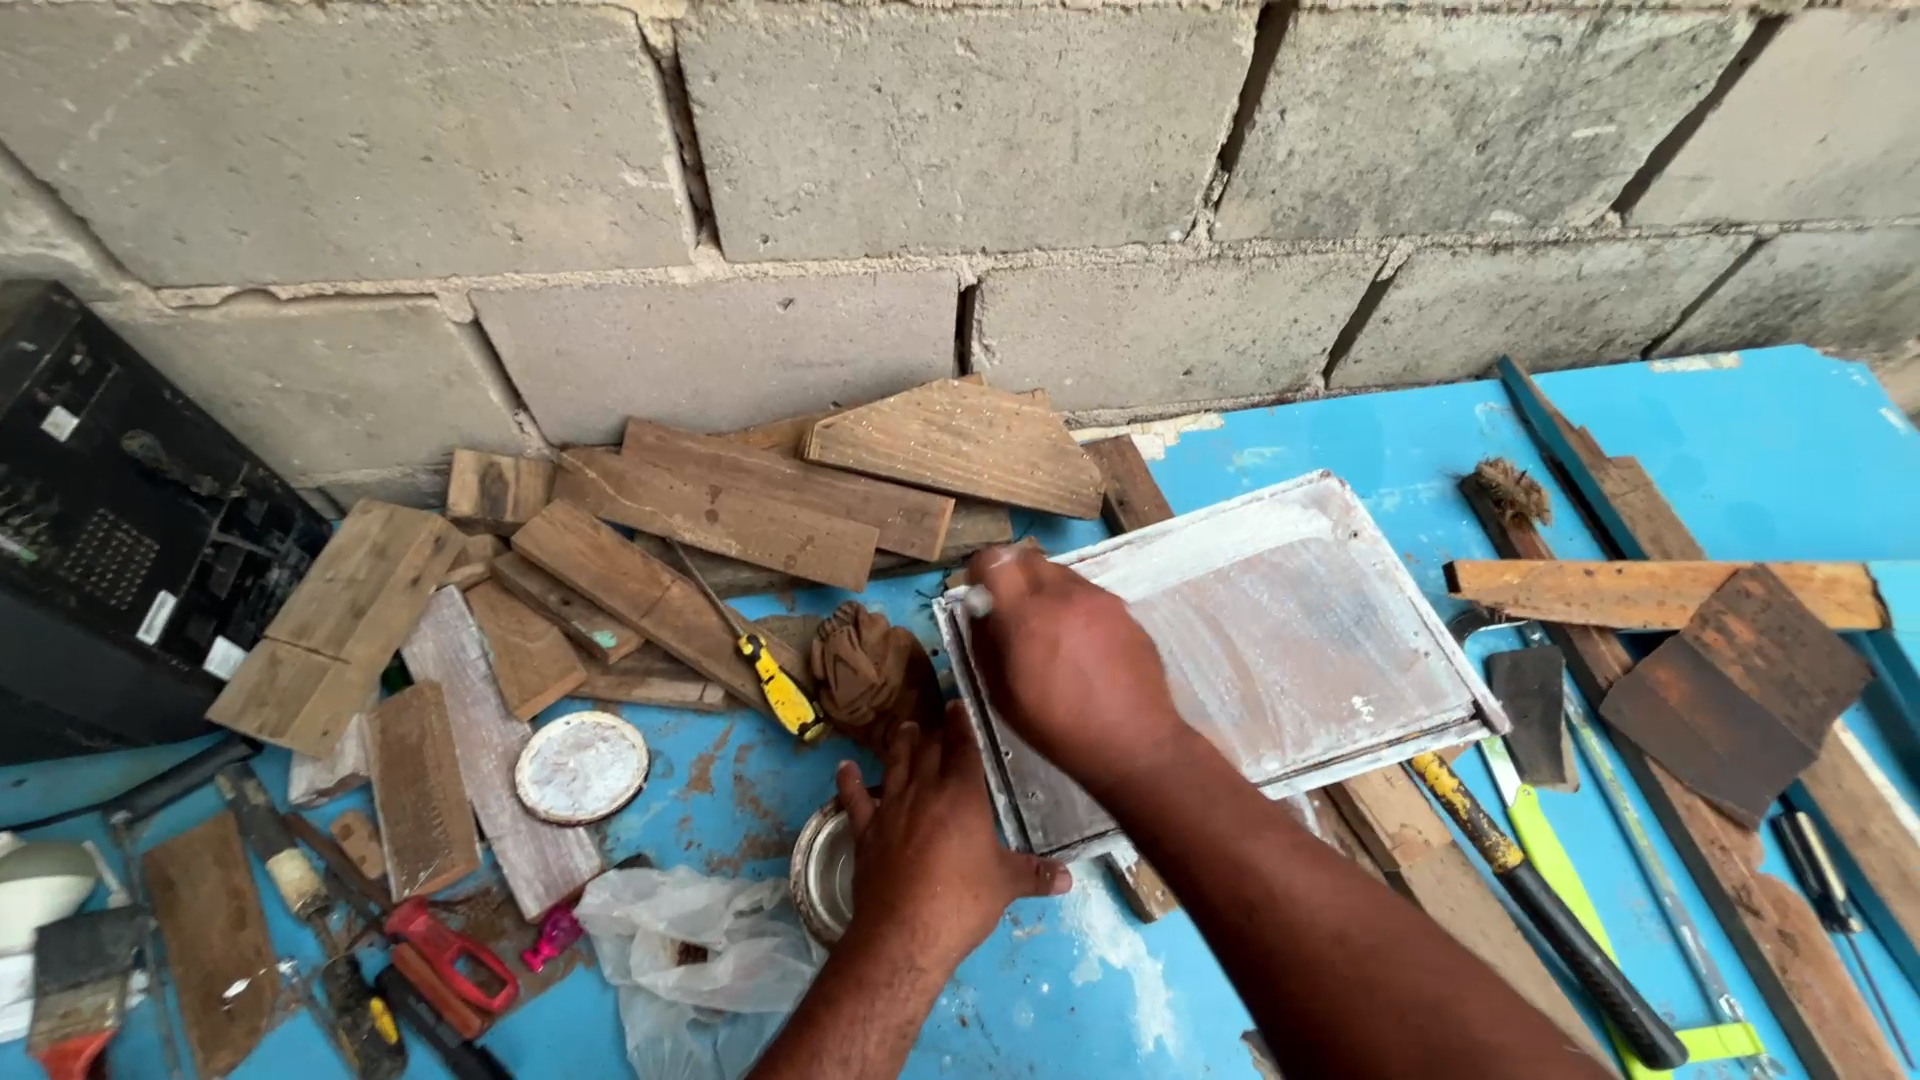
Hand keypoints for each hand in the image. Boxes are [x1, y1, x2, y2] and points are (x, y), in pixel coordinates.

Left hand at [834, 704, 1069, 970]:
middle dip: (933, 732)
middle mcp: (925, 792)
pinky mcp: (866, 831)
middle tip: (934, 718)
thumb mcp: (1006, 885)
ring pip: (895, 765)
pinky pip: (855, 800)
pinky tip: (843, 768)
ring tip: (902, 728)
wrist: (904, 933)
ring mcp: (892, 809)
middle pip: (928, 751)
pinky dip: (848, 782)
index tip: (956, 706)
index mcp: (962, 796)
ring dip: (899, 745)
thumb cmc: (962, 902)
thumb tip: (1068, 878)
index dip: (961, 725)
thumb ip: (1035, 874)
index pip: (963, 749)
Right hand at [968, 545, 1189, 796]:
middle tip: (1010, 606)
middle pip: (1027, 557)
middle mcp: (1064, 594)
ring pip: (1060, 572)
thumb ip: (983, 643)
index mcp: (1026, 615)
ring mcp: (1099, 598)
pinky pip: (1088, 592)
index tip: (979, 591)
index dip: (980, 570)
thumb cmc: (1058, 727)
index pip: (994, 560)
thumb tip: (979, 611)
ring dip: (1044, 588)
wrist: (1133, 742)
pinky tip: (1079, 640)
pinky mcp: (1124, 609)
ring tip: (1048, 626)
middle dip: (1011, 573)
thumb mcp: (1001, 695)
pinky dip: (1073, 604)